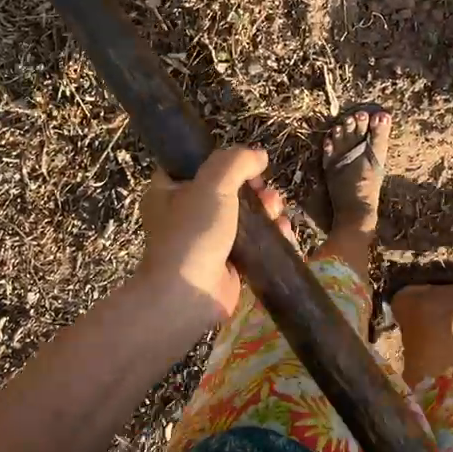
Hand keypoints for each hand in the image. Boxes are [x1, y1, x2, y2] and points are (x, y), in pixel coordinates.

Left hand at [136, 146, 292, 326]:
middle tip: (265, 193)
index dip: (225, 161)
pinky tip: (283, 230)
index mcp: (169, 191)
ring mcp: (208, 239)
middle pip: (229, 188)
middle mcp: (186, 213)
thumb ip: (237, 162)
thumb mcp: (212, 184)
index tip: (245, 165)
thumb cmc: (192, 233)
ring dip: (267, 208)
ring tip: (276, 213)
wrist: (188, 295)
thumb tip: (260, 156)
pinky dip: (271, 233)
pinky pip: (255, 240)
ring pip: (245, 213)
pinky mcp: (229, 261)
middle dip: (255, 187)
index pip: (197, 165)